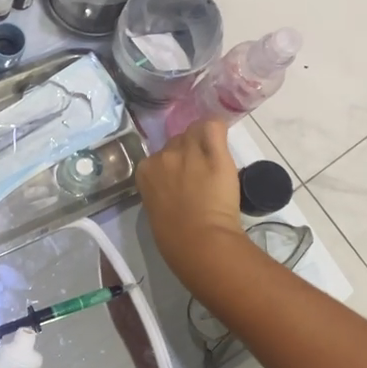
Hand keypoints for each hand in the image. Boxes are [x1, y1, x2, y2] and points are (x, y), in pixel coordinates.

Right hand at [137, 119, 246, 282]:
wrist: (199, 241)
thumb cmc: (174, 237)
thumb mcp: (155, 208)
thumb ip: (160, 189)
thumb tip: (173, 184)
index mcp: (144, 171)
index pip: (158, 156)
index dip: (172, 166)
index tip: (180, 181)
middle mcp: (163, 155)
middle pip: (176, 142)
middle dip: (187, 154)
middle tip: (199, 175)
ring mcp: (188, 151)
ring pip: (195, 131)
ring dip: (203, 143)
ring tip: (213, 162)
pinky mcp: (214, 152)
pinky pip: (214, 126)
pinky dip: (219, 131)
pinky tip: (222, 144)